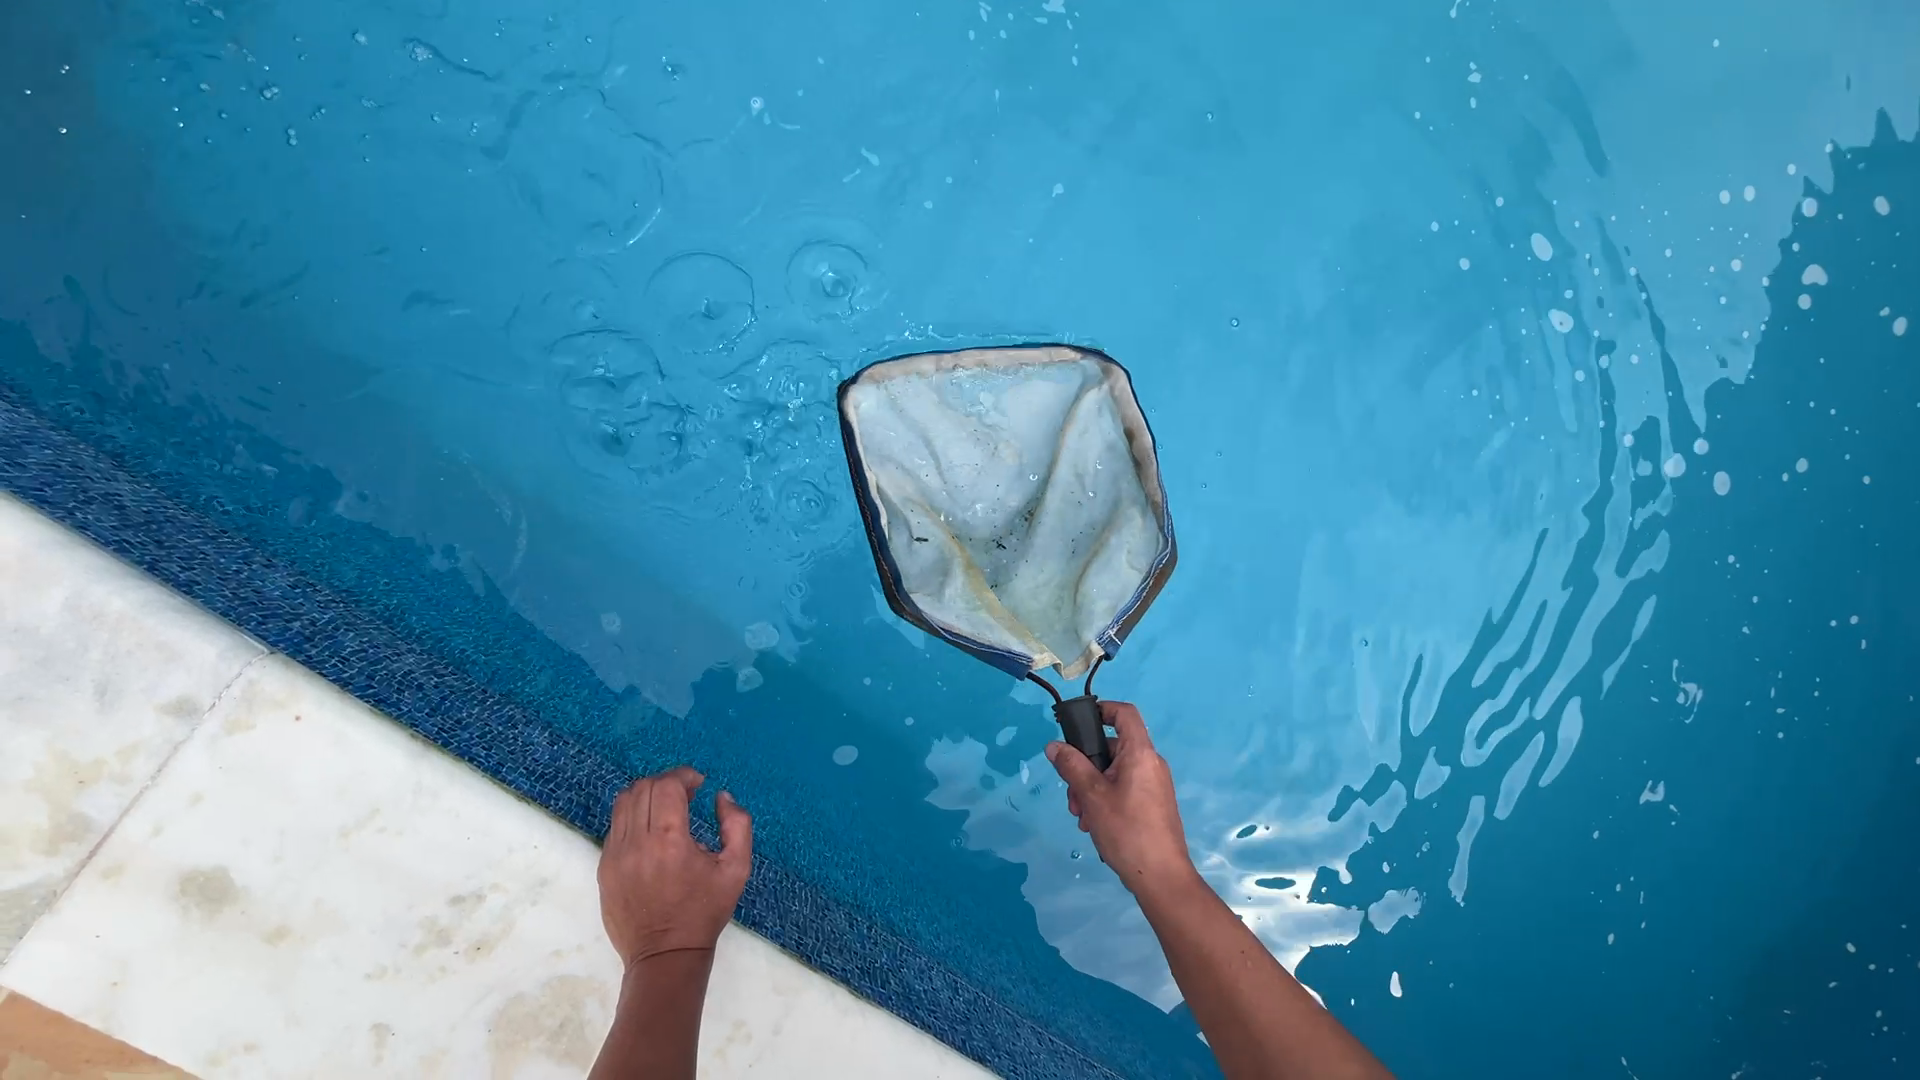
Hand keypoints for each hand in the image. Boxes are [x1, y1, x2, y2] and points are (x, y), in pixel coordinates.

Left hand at [597, 767, 752, 969]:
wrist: (665, 955)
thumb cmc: (705, 911)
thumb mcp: (737, 868)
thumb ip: (737, 824)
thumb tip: (721, 797)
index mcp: (670, 841)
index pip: (666, 786)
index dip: (683, 775)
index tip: (698, 783)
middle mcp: (637, 843)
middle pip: (643, 788)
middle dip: (667, 782)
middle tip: (686, 794)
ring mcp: (615, 856)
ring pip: (624, 802)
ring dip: (647, 795)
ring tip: (666, 807)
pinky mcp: (604, 868)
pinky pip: (616, 826)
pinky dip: (634, 816)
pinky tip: (651, 831)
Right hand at [1044, 701, 1196, 897]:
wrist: (1162, 877)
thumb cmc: (1127, 830)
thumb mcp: (1092, 795)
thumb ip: (1071, 766)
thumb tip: (1054, 746)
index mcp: (1140, 753)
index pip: (1125, 713)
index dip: (1103, 709)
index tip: (1078, 724)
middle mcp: (1150, 763)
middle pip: (1112, 748)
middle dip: (1085, 768)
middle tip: (1072, 796)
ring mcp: (1154, 785)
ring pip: (1114, 773)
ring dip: (1091, 789)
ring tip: (1083, 817)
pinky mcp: (1153, 804)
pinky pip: (1124, 789)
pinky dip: (1105, 800)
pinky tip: (1095, 825)